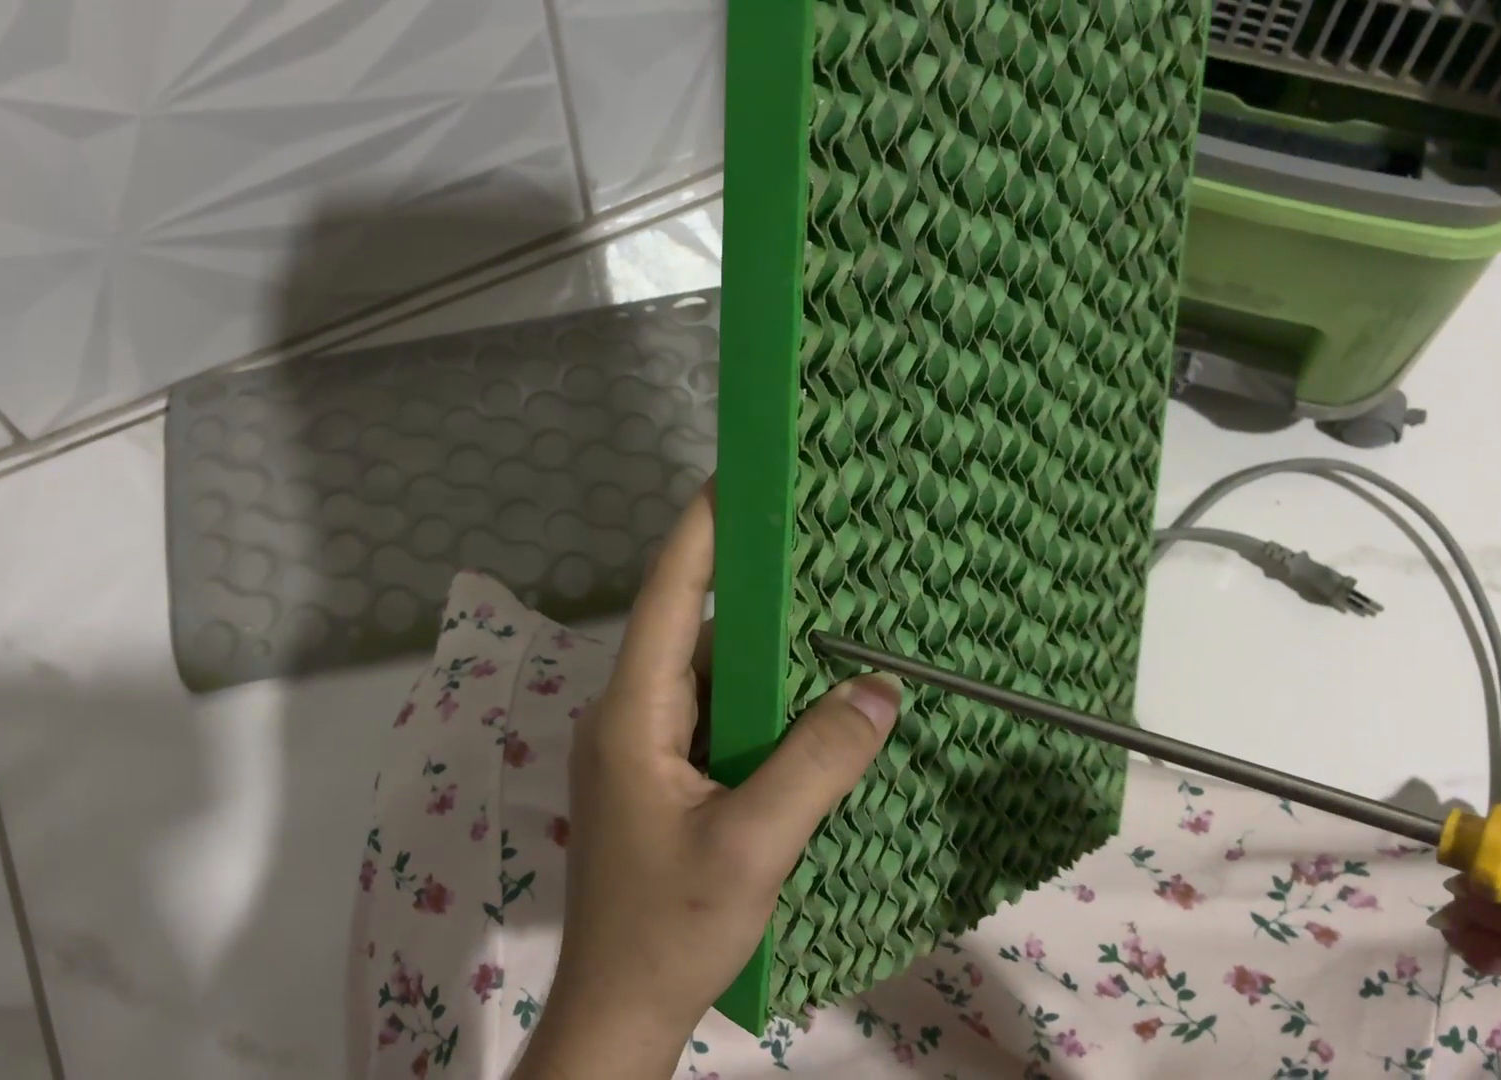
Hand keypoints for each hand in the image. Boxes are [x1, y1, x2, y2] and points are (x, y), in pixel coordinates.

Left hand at [512, 482, 902, 1079]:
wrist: (621, 1010)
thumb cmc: (671, 926)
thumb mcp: (754, 844)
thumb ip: (817, 763)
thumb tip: (878, 688)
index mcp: (634, 712)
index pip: (669, 595)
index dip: (701, 530)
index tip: (737, 475)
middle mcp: (631, 714)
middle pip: (693, 630)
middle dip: (752, 590)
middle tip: (816, 549)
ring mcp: (643, 747)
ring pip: (709, 677)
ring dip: (763, 657)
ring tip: (831, 624)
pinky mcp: (661, 777)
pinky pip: (715, 717)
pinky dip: (758, 704)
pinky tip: (807, 706)